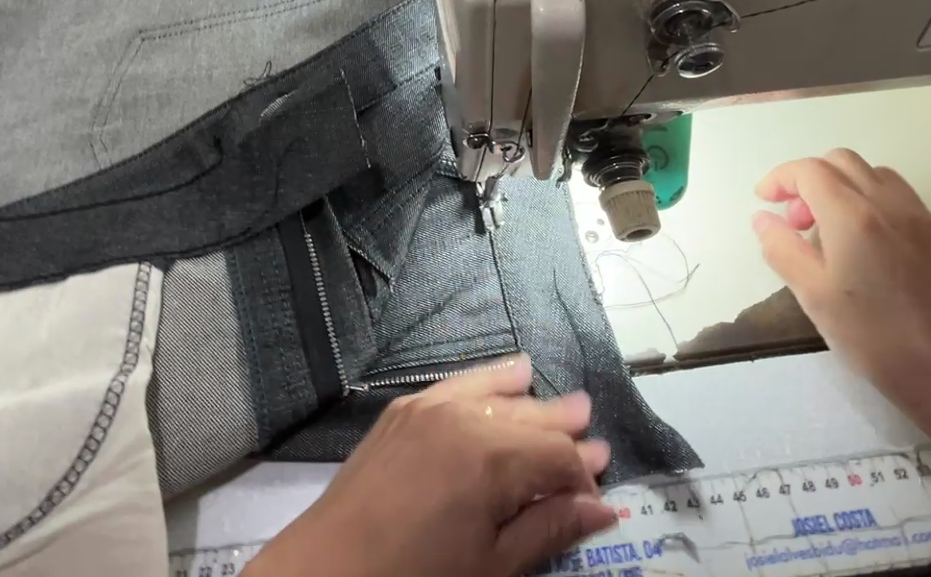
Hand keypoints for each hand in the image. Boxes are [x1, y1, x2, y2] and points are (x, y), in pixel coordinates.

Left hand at [245, 356, 616, 576]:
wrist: (330, 565)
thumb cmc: (418, 574)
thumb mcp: (491, 566)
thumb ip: (547, 530)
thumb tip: (600, 508)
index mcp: (492, 458)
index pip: (556, 457)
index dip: (581, 476)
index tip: (597, 494)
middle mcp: (466, 417)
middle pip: (531, 418)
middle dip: (564, 430)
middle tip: (594, 431)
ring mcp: (432, 405)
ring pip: (498, 395)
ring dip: (534, 401)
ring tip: (569, 402)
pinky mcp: (406, 406)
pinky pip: (459, 382)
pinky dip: (489, 379)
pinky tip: (511, 373)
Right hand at [750, 150, 930, 433]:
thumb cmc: (878, 340)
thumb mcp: (814, 298)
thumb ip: (783, 250)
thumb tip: (764, 219)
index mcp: (853, 217)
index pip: (809, 171)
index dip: (780, 179)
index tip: (764, 202)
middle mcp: (890, 205)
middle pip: (842, 162)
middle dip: (809, 179)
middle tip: (796, 219)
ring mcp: (923, 220)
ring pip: (874, 175)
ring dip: (842, 186)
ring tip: (830, 230)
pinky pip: (899, 198)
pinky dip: (870, 202)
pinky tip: (866, 246)